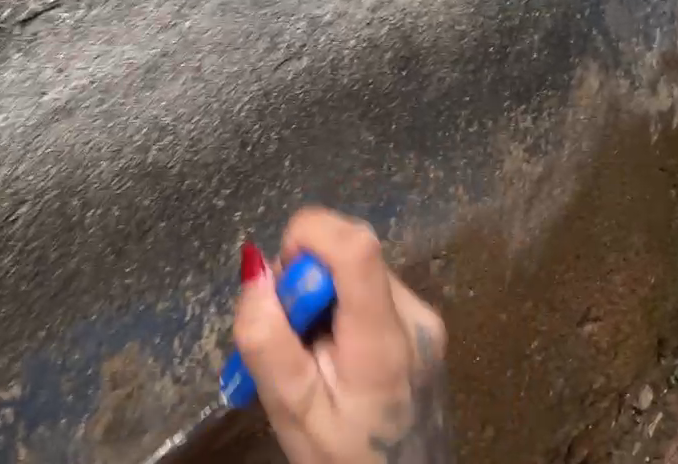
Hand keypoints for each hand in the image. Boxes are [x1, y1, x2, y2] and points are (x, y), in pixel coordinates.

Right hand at [233, 207, 451, 463]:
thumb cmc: (344, 459)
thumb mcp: (289, 410)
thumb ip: (265, 338)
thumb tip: (254, 263)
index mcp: (384, 341)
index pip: (355, 245)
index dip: (306, 236)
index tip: (282, 280)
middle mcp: (414, 316)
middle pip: (346, 250)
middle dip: (302, 275)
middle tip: (292, 331)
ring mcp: (423, 318)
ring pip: (352, 264)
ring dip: (318, 290)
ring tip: (312, 348)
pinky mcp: (422, 322)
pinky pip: (365, 282)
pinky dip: (337, 301)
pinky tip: (335, 348)